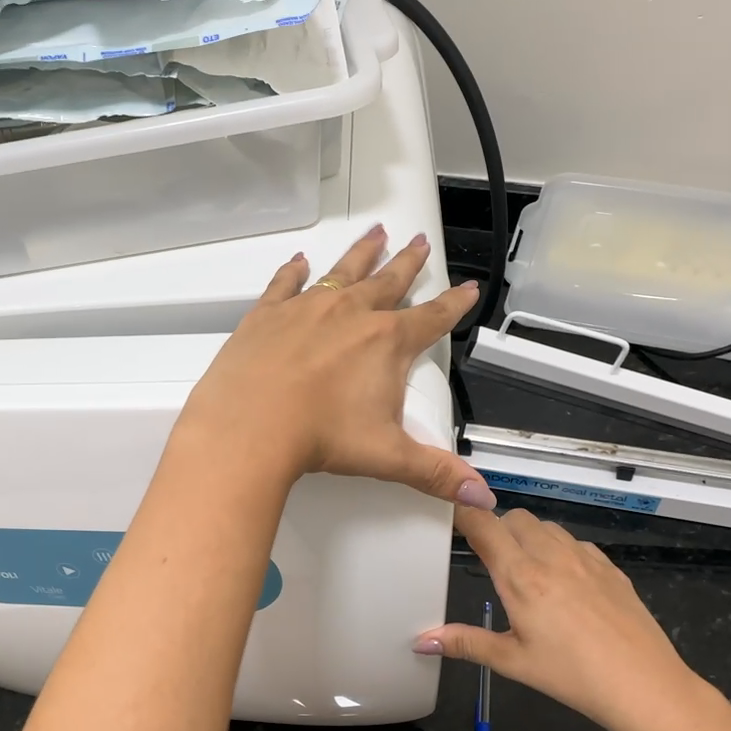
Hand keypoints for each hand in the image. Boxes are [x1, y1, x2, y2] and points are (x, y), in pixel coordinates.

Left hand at [173, 226, 495, 507]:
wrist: (250, 425)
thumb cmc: (319, 437)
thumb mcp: (387, 457)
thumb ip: (436, 473)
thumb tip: (480, 497)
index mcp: (386, 342)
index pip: (431, 318)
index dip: (453, 304)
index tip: (466, 288)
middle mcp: (351, 313)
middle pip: (388, 281)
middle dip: (408, 262)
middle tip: (419, 241)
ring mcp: (307, 308)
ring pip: (343, 271)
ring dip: (362, 253)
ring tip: (375, 232)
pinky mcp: (267, 314)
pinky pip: (285, 283)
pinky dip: (293, 271)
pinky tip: (299, 261)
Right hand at [414, 508, 718, 730]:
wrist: (643, 683)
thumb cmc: (571, 674)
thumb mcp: (512, 662)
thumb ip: (465, 644)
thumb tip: (421, 642)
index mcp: (520, 577)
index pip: (483, 525)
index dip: (463, 513)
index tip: (449, 517)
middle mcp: (551, 556)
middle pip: (515, 517)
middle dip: (497, 527)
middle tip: (487, 556)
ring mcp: (585, 558)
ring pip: (547, 526)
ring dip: (529, 536)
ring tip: (524, 569)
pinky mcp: (610, 567)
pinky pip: (576, 543)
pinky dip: (560, 549)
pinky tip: (563, 581)